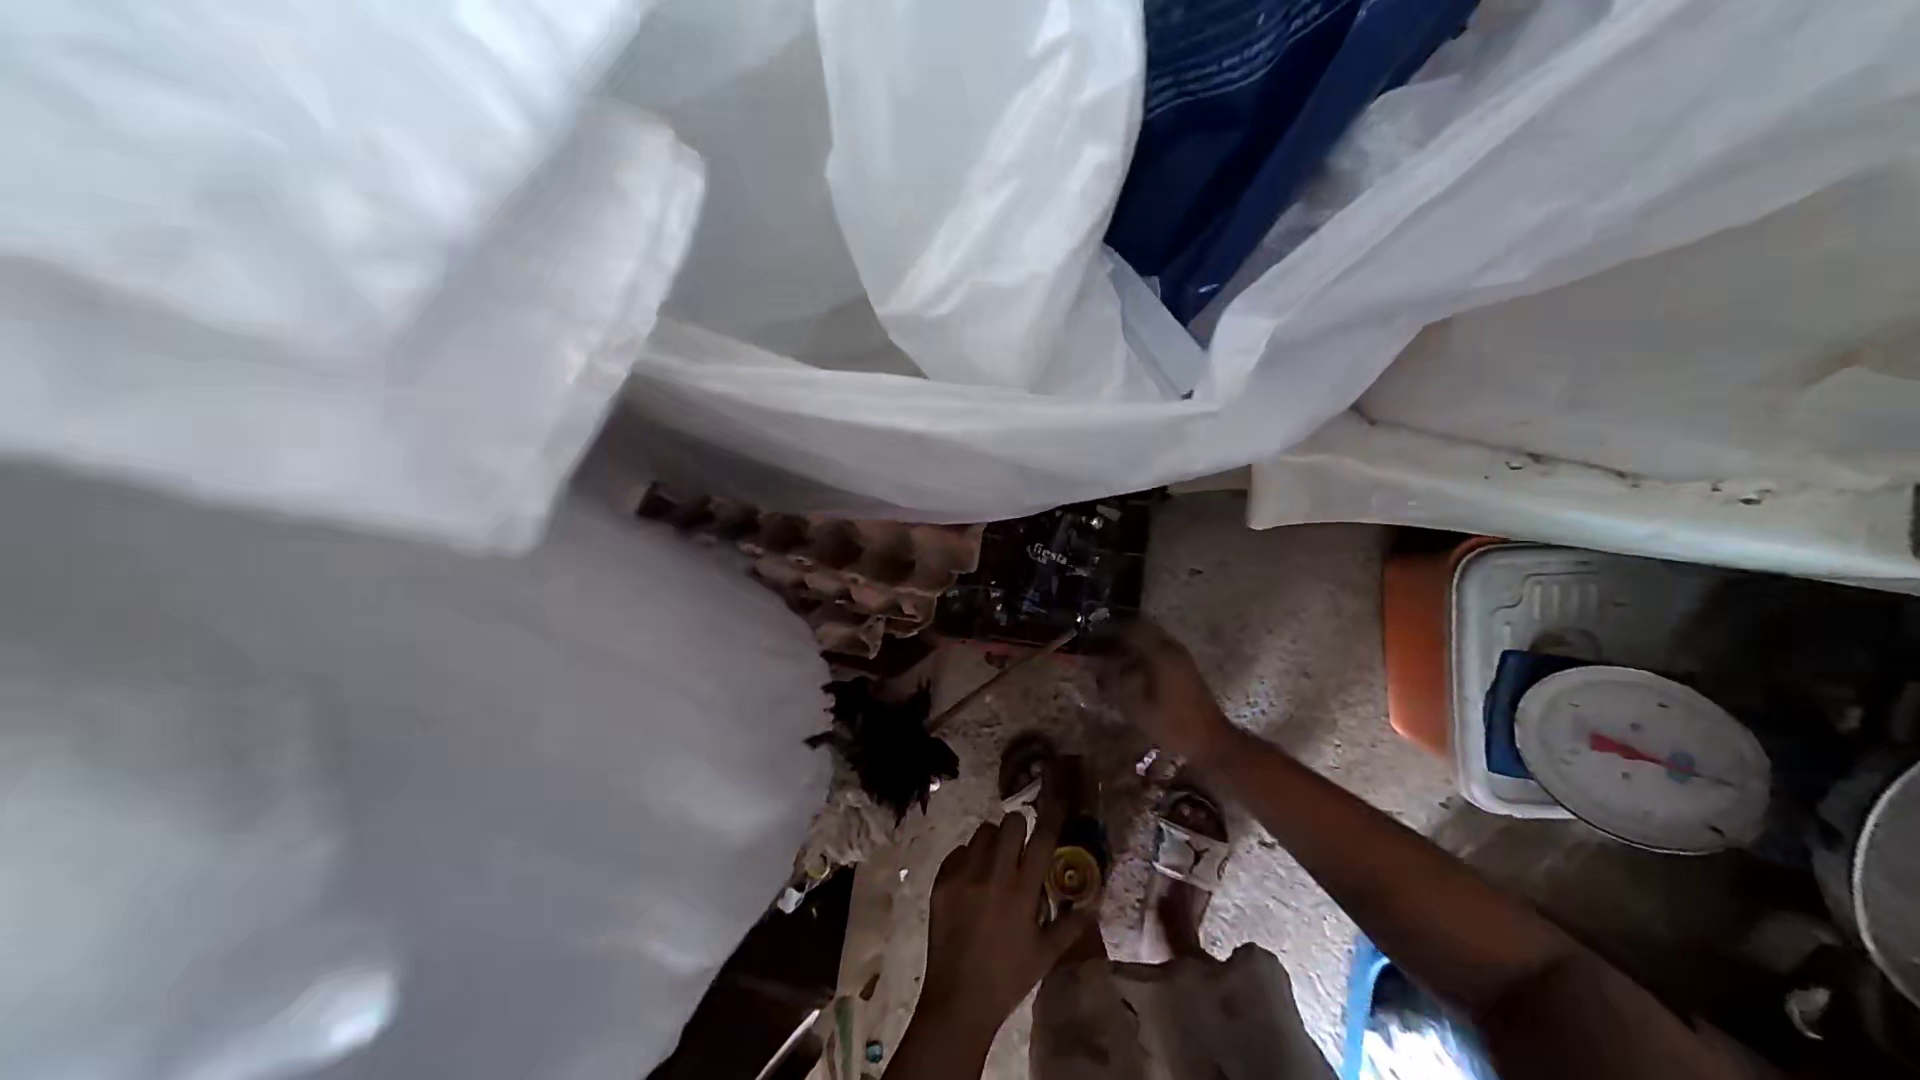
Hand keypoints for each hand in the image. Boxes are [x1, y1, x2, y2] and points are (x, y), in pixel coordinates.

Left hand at [914, 780, 1097, 1049]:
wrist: (958, 998)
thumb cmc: (1008, 978)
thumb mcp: (1046, 955)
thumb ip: (1071, 924)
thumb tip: (1093, 902)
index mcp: (1022, 894)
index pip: (1042, 841)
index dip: (1052, 817)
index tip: (1056, 803)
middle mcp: (993, 877)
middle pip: (1010, 824)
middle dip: (1019, 827)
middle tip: (1021, 841)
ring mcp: (964, 877)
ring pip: (983, 834)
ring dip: (994, 840)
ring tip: (997, 860)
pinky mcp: (942, 883)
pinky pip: (959, 852)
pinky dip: (969, 857)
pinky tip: (973, 877)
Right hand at [1097, 620, 1240, 767]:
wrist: (1210, 741)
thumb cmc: (1173, 726)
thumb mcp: (1136, 707)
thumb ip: (1112, 682)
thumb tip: (1093, 664)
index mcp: (1161, 654)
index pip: (1130, 628)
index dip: (1108, 630)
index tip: (1090, 637)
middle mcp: (1172, 648)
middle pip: (1141, 629)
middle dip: (1118, 634)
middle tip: (1097, 645)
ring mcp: (1181, 656)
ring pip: (1150, 638)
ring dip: (1130, 642)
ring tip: (1109, 656)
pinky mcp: (1184, 666)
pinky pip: (1158, 648)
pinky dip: (1141, 651)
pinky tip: (1128, 668)